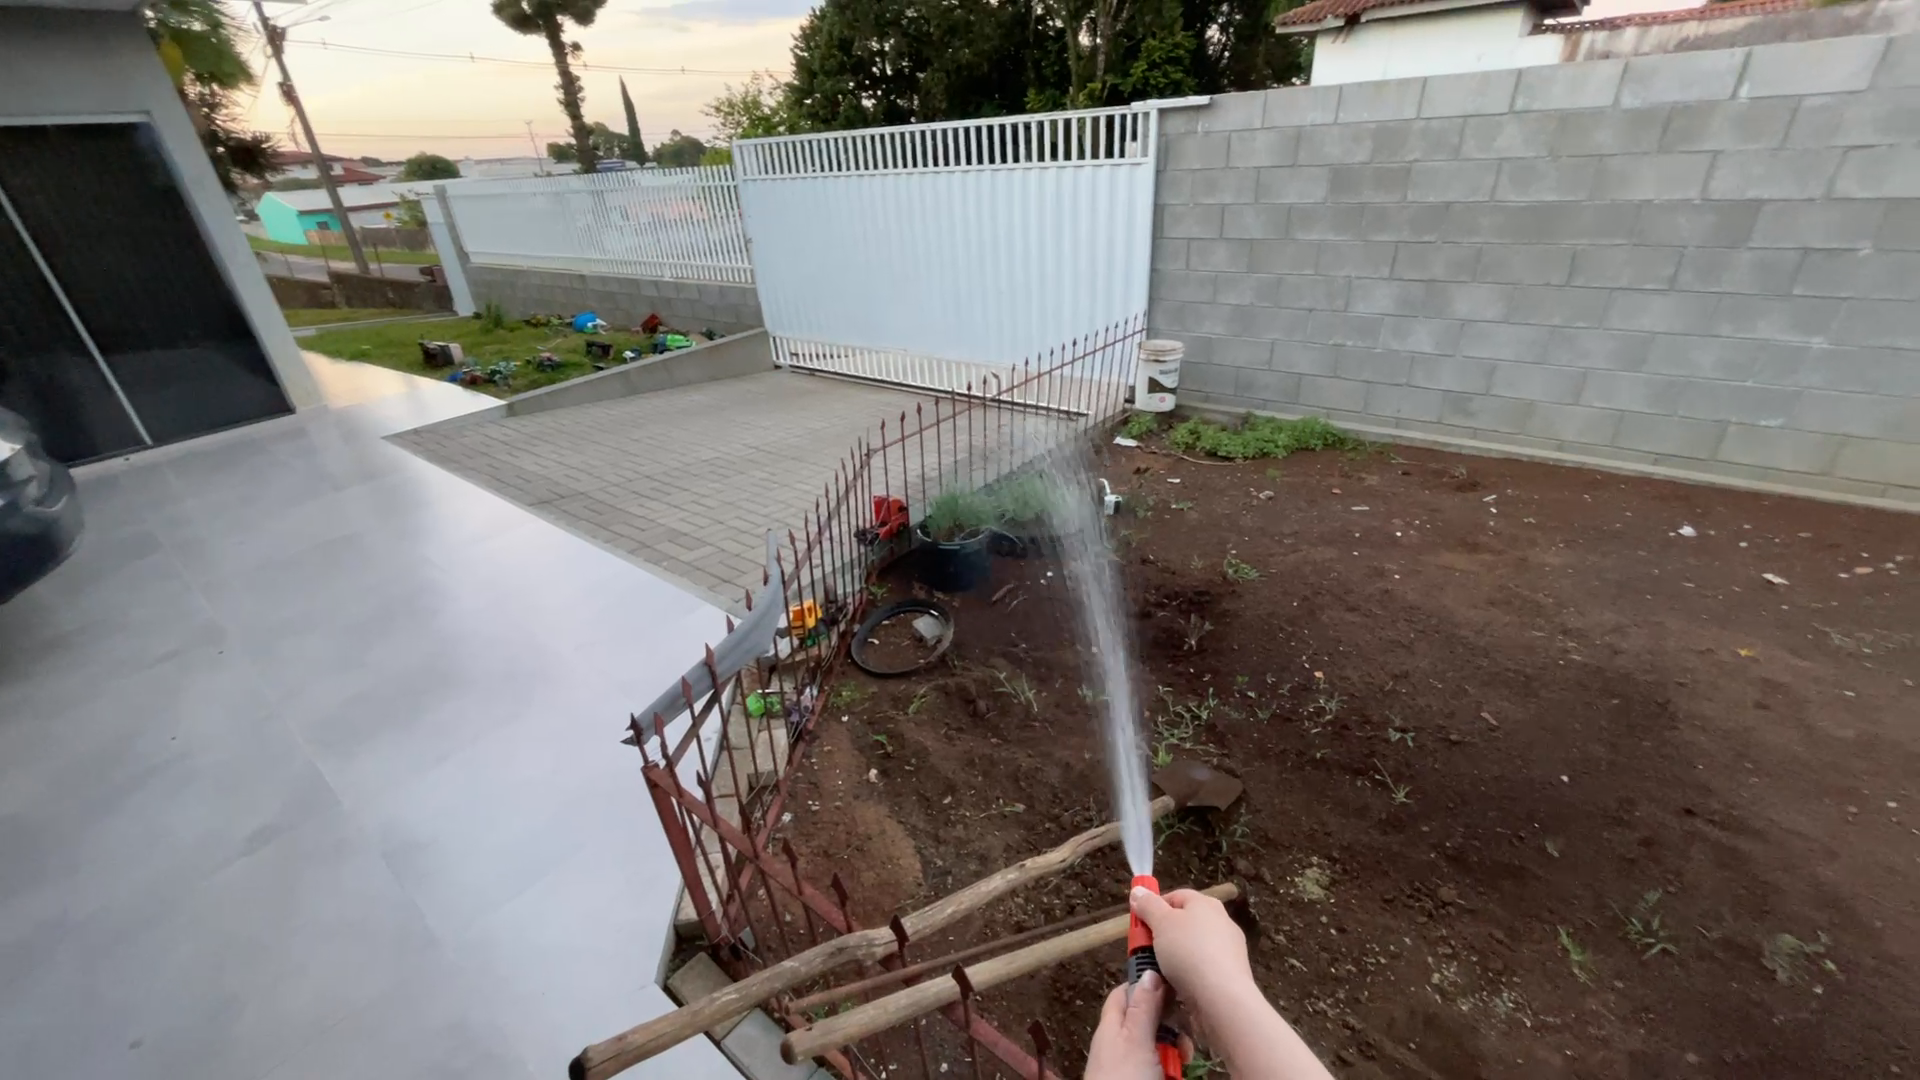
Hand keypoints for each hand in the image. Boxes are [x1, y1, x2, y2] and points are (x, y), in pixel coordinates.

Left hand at [1084, 972, 1179, 1079]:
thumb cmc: (1123, 1078)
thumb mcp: (1136, 1039)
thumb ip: (1143, 1008)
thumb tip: (1149, 972)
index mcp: (1111, 1023)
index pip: (1126, 992)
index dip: (1148, 985)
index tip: (1174, 986)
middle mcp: (1118, 1041)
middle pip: (1147, 1021)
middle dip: (1170, 1027)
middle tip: (1184, 1039)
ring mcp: (1127, 1063)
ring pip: (1156, 1047)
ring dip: (1174, 1051)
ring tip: (1184, 1059)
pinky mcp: (1138, 1079)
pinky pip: (1157, 1068)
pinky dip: (1170, 1071)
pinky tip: (1177, 1076)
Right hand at [1128, 887, 1255, 1013]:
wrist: (1223, 1000)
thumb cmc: (1189, 952)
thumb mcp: (1160, 923)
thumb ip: (1147, 905)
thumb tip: (1138, 891)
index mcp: (1206, 903)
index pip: (1175, 896)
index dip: (1155, 907)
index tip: (1141, 925)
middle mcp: (1222, 922)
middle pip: (1185, 922)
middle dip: (1164, 934)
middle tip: (1148, 948)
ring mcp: (1230, 951)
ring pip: (1193, 948)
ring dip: (1176, 958)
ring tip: (1160, 972)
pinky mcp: (1232, 976)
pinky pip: (1204, 970)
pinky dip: (1191, 976)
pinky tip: (1179, 988)